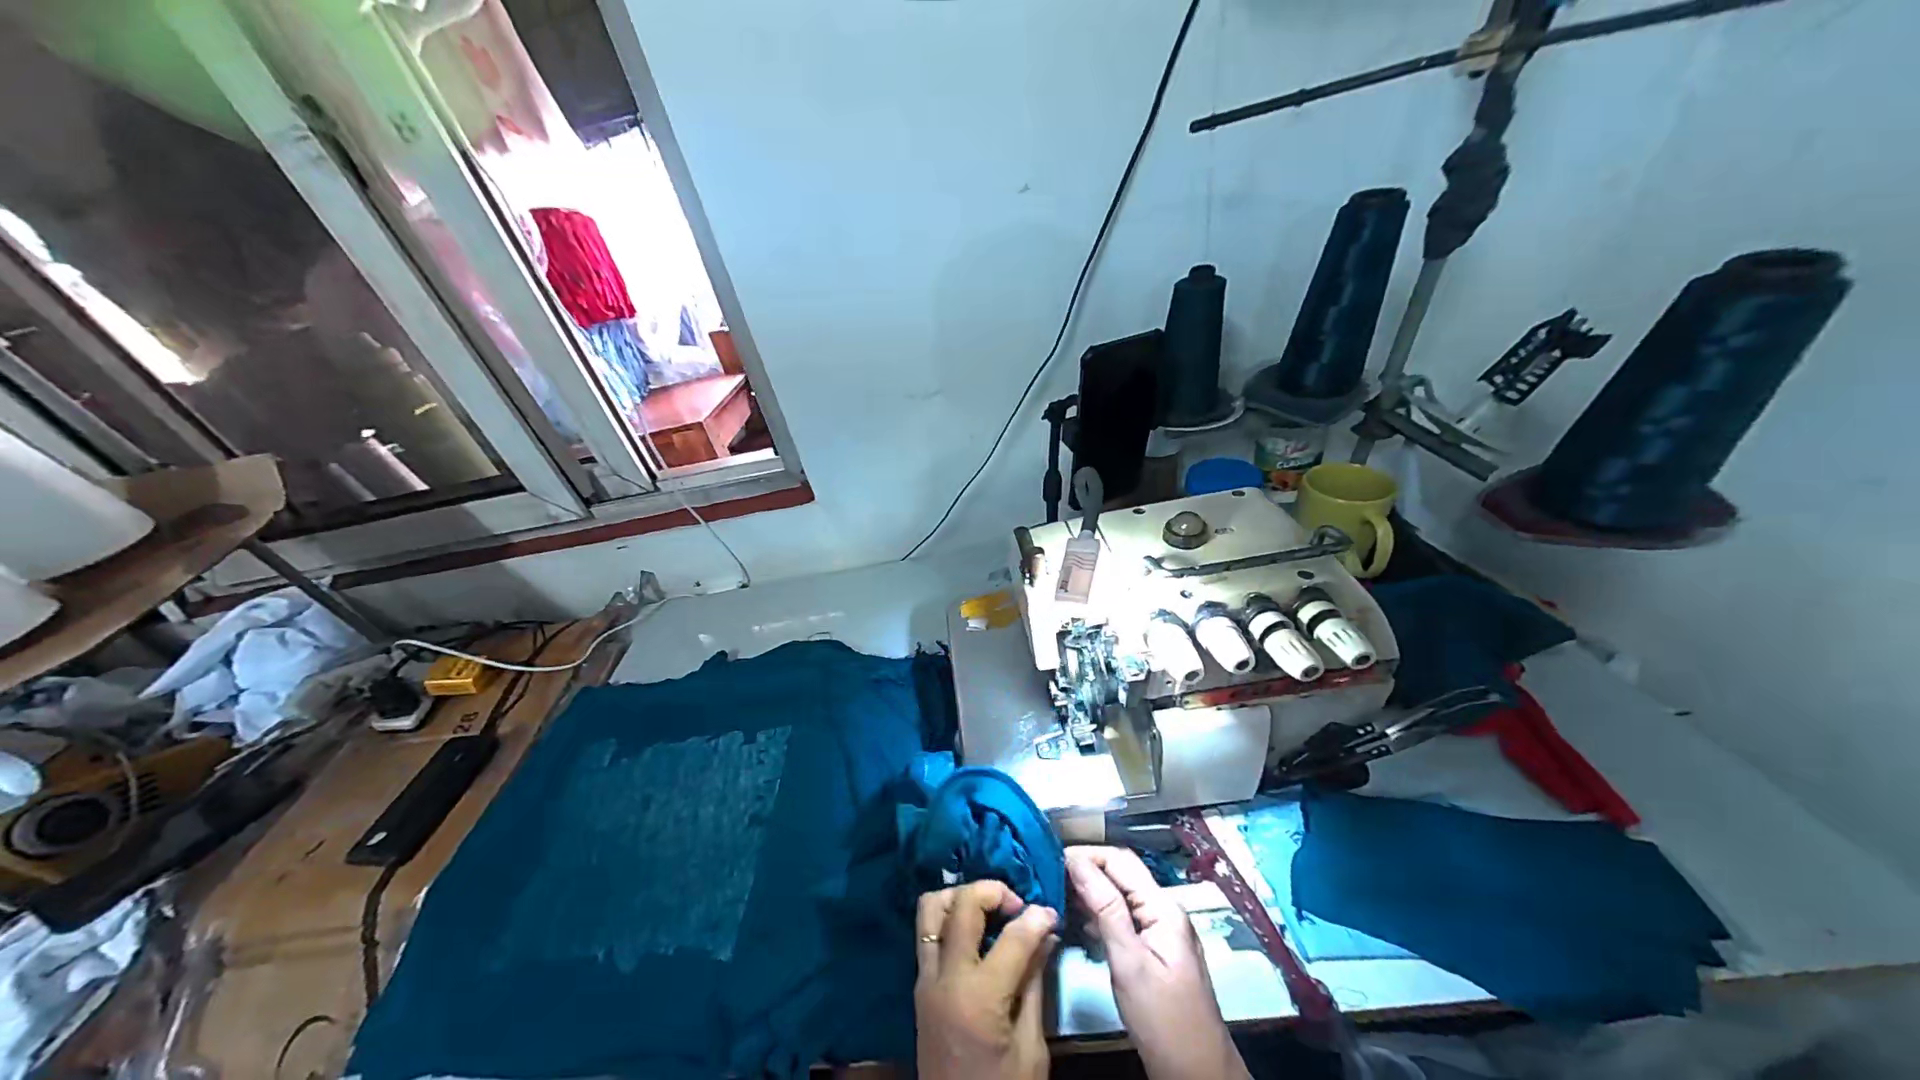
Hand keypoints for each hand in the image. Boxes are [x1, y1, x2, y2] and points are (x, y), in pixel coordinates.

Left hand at [915, 881, 1058, 1079]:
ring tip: (990, 910)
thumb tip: (1044, 934)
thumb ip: (1034, 983)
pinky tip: (974, 928)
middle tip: (1018, 906)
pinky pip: (927, 931)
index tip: (1051, 912)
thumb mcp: (1031, 1047)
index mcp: (979, 997)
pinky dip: (949, 916)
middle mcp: (945, 977)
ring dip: (961, 896)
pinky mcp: (919, 984)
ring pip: (930, 907)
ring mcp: (925, 978)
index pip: (1012, 936)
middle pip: (961, 904)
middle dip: (993, 891)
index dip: (1037, 917)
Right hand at [1067, 847, 1250, 1079]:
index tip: (1050, 859)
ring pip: (1120, 894)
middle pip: (1121, 874)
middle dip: (1086, 868)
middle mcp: (1163, 910)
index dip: (1085, 854)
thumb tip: (1077, 862)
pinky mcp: (1152, 949)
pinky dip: (1098, 912)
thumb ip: (1105, 908)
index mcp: (1163, 907)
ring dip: (1089, 889)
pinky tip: (1076, 919)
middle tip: (1048, 874)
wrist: (1197, 1073)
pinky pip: (1122, 917)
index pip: (1120, 860)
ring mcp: (1159, 930)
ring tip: (1055, 892)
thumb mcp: (1129, 962)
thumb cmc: (1163, 1019)